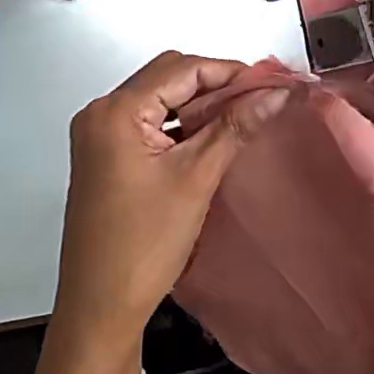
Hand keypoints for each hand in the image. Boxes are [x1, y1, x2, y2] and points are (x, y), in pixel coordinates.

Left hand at [55, 51, 288, 336]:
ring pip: (160, 100)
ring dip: (200, 105)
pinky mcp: (107, 157)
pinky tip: (212, 138)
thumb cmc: (142, 246)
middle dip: (215, 84)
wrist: (101, 304)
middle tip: (259, 100)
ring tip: (243, 117)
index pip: (181, 69)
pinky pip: (151, 124)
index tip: (269, 83)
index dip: (230, 71)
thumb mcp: (196, 178)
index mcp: (115, 113)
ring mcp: (100, 136)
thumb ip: (235, 127)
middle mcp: (100, 115)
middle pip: (168, 77)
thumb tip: (273, 94)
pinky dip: (182, 125)